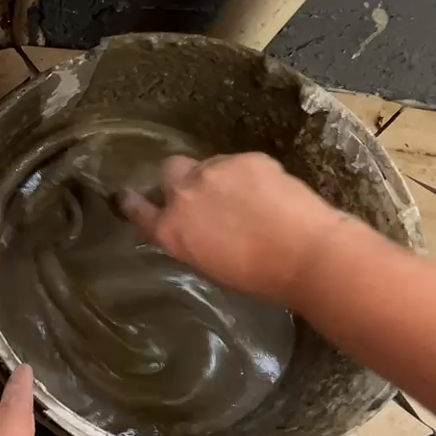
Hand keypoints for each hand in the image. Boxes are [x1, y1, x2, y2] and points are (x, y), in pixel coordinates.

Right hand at [120, 152, 347, 303]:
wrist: (307, 255)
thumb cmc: (259, 276)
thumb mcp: (208, 263)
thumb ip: (190, 237)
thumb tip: (195, 225)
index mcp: (171, 230)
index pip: (137, 209)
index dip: (132, 201)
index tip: (127, 195)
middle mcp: (184, 195)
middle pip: (168, 170)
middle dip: (180, 178)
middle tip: (204, 194)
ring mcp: (214, 171)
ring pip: (208, 164)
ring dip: (219, 177)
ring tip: (247, 198)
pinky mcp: (247, 158)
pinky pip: (240, 163)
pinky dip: (250, 175)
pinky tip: (270, 194)